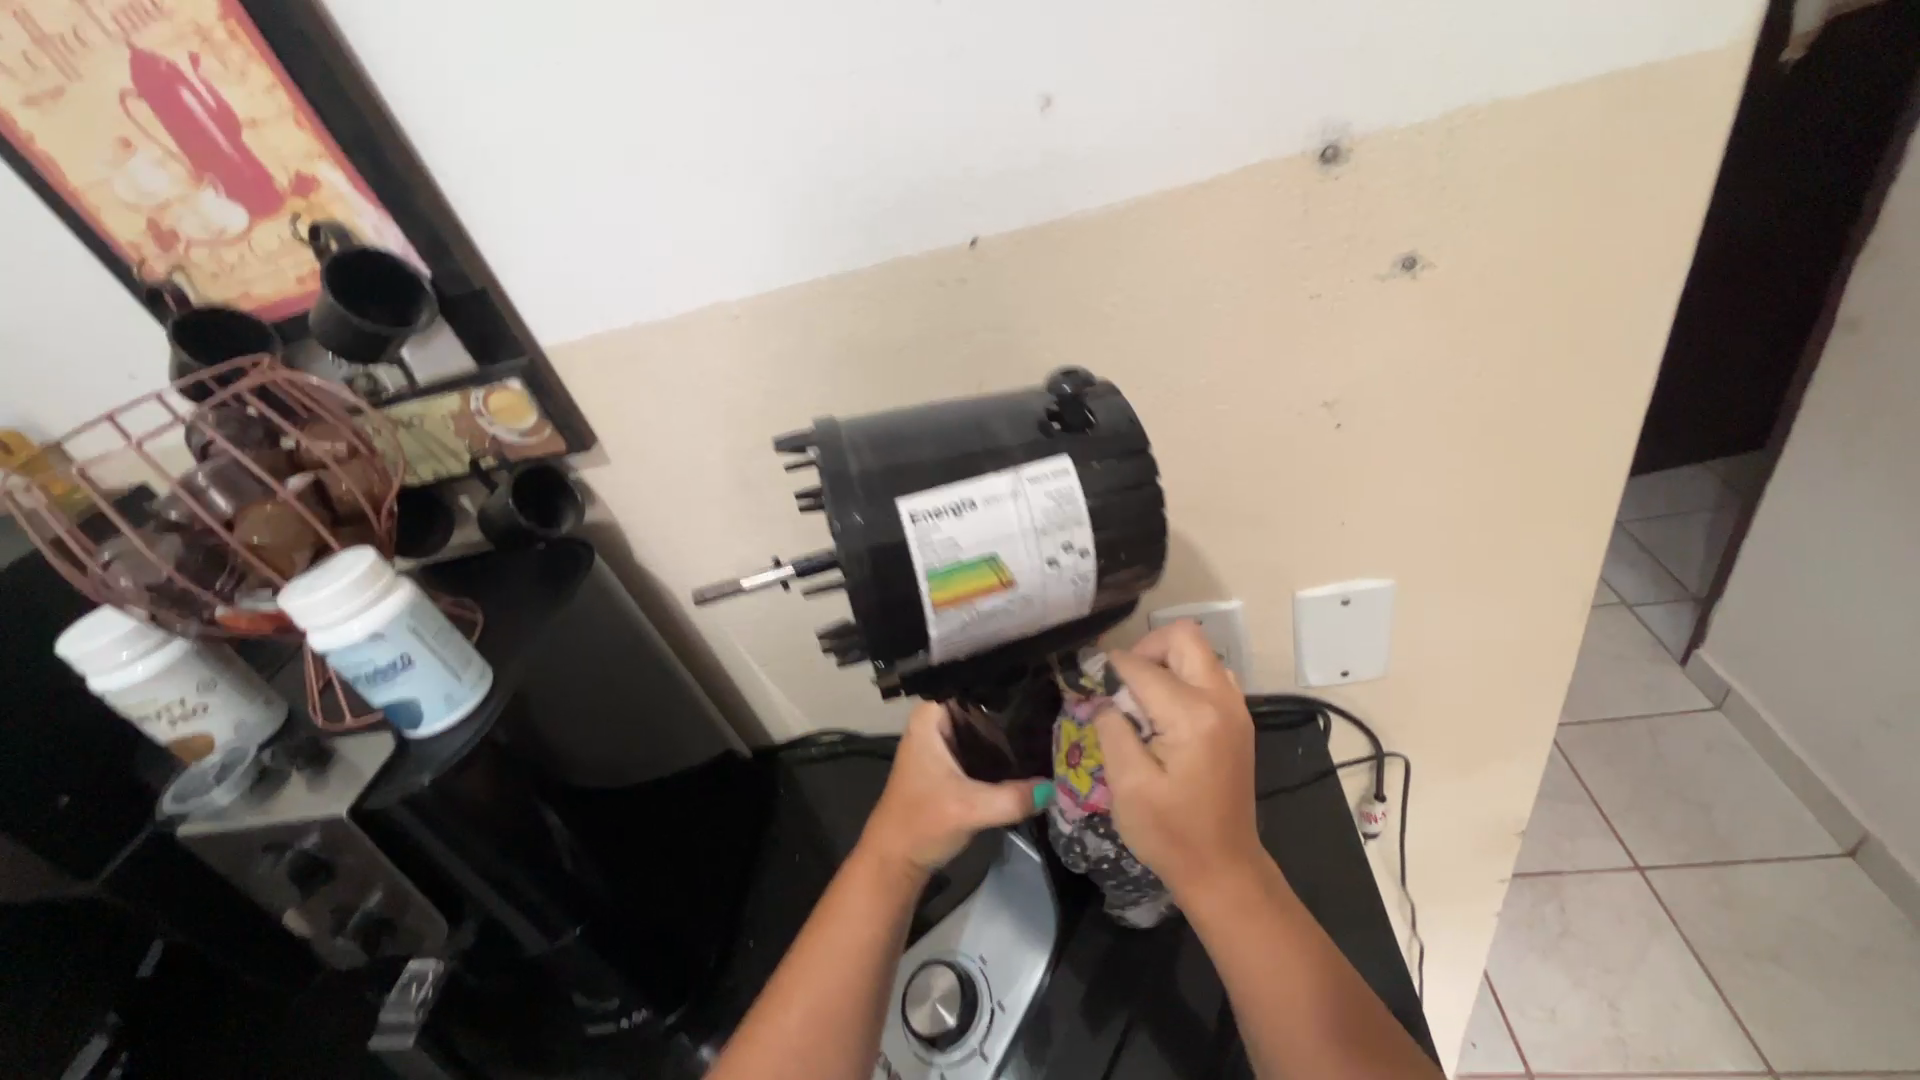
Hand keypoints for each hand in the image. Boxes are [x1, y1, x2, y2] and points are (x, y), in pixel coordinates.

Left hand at [856, 702, 1049, 877]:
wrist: (896, 861)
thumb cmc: (921, 824)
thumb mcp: (970, 809)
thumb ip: (1013, 797)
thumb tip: (1055, 787)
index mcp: (931, 716)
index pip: (974, 685)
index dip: (1006, 685)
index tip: (1042, 685)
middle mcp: (937, 722)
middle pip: (985, 706)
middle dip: (1016, 712)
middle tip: (1057, 712)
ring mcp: (945, 743)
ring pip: (987, 728)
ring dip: (1013, 735)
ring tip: (1054, 730)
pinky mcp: (955, 764)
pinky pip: (986, 748)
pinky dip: (1005, 754)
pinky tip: (1035, 754)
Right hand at [1095, 621, 1266, 898]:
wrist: (1223, 869)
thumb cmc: (1170, 833)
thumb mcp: (1127, 785)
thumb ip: (1112, 730)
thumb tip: (1104, 700)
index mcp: (1192, 715)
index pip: (1144, 668)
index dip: (1111, 668)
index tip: (1089, 680)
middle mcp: (1221, 701)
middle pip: (1185, 637)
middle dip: (1146, 649)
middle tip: (1121, 681)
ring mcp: (1236, 710)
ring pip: (1201, 653)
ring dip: (1168, 661)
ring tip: (1141, 696)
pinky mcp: (1238, 721)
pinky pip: (1211, 675)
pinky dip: (1185, 677)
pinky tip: (1164, 711)